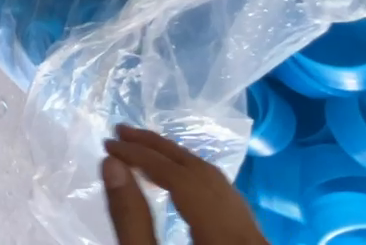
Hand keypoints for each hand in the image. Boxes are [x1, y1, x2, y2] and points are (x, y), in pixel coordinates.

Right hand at [101, 124, 268, 244]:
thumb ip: (130, 218)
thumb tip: (110, 163)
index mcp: (225, 238)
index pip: (181, 179)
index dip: (142, 156)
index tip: (108, 144)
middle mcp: (250, 234)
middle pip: (204, 175)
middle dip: (159, 149)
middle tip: (120, 131)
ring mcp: (257, 240)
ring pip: (220, 185)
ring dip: (177, 162)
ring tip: (142, 150)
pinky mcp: (253, 244)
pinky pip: (228, 200)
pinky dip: (196, 180)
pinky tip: (174, 179)